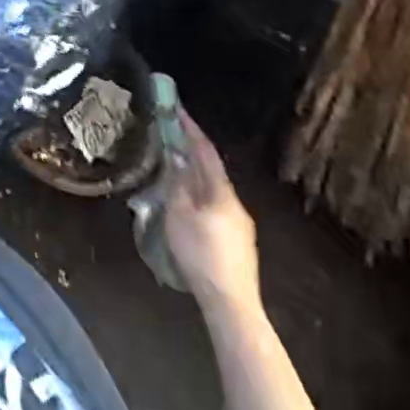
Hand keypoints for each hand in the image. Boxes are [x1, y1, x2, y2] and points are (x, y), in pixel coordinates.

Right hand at [164, 111, 261, 314]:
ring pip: (212, 189)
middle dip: (191, 151)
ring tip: (171, 168)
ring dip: (193, 174)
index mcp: (221, 192)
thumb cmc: (199, 252)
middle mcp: (235, 203)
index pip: (205, 152)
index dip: (190, 129)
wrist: (230, 301)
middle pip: (210, 170)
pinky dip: (198, 194)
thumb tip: (176, 155)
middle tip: (169, 136)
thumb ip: (178, 182)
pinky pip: (214, 205)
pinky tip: (184, 203)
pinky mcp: (237, 240)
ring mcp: (239, 223)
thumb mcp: (179, 213)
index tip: (176, 108)